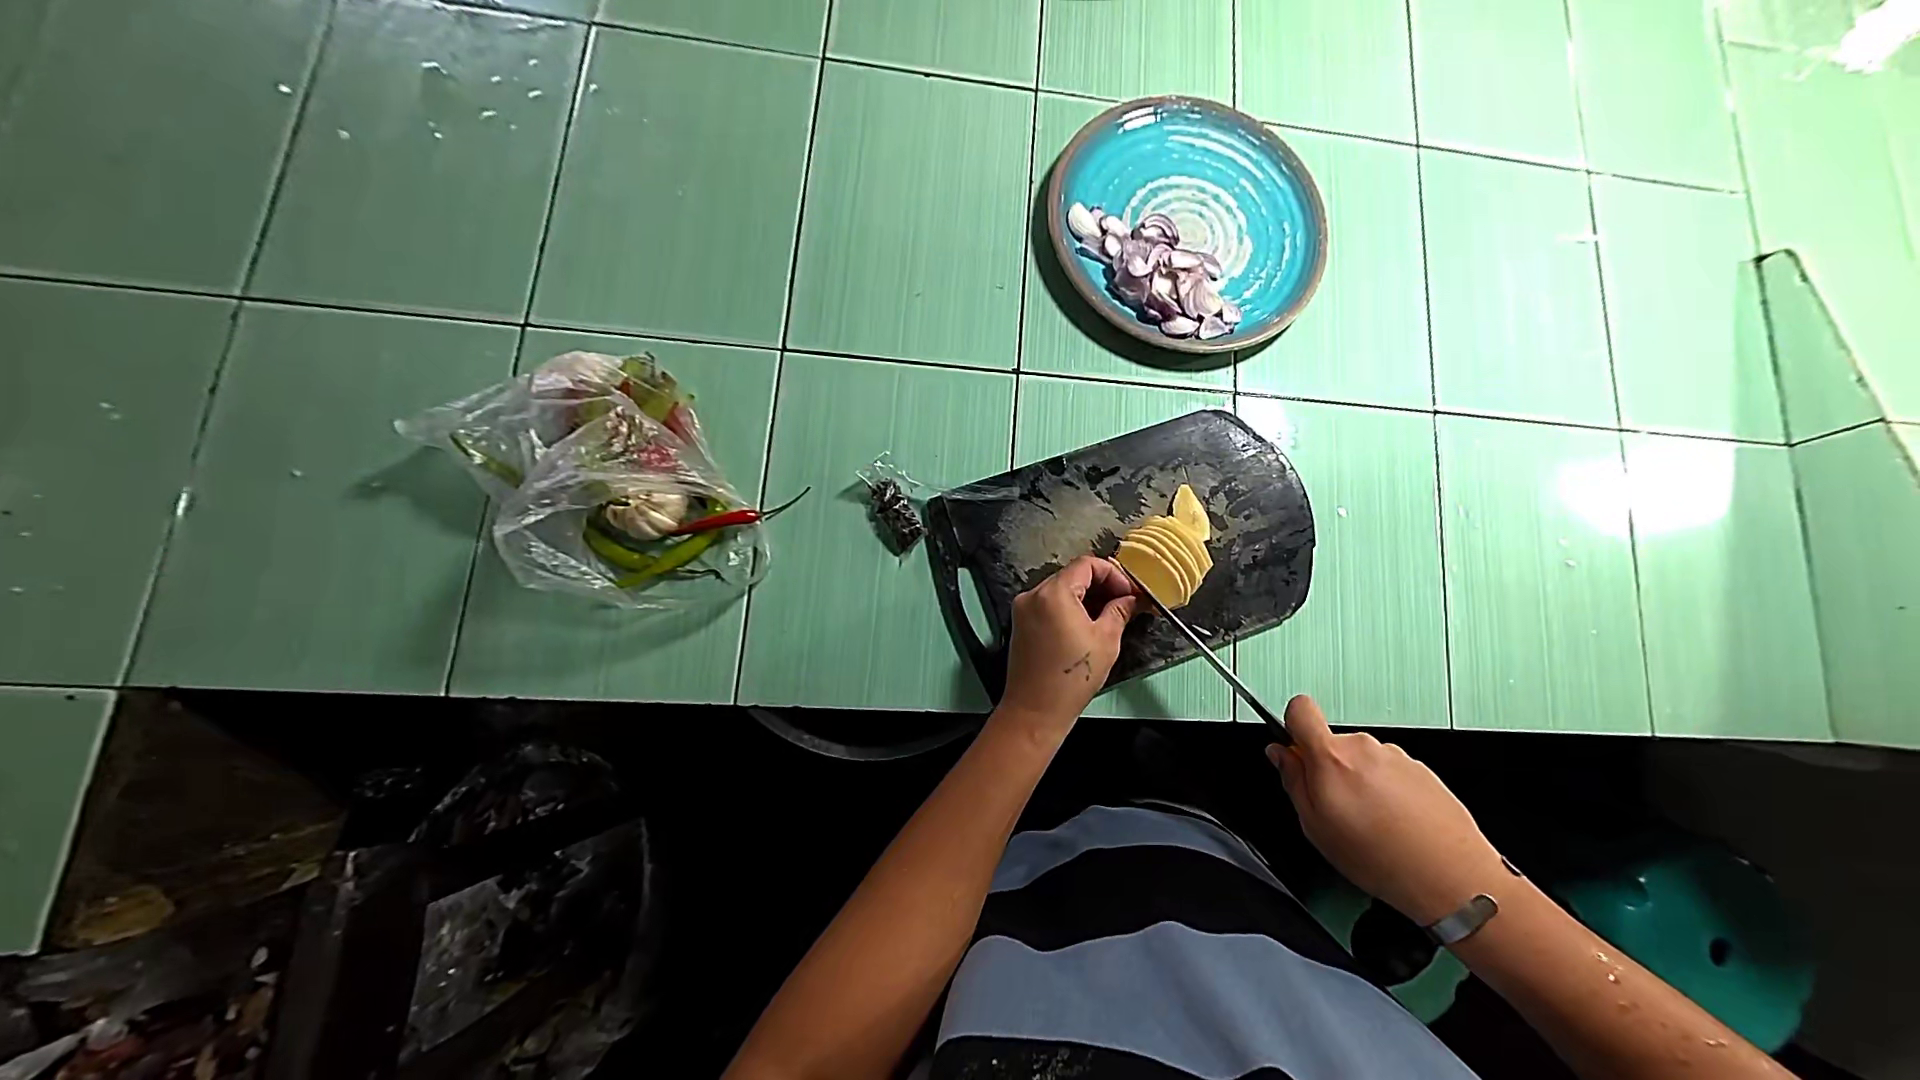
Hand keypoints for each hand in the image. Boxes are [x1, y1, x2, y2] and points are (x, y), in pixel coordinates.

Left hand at [998, 556, 1141, 731]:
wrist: (1035, 709)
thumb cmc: (1070, 678)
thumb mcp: (1106, 641)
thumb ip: (1119, 611)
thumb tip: (1129, 599)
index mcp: (1053, 593)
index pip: (1086, 564)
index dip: (1113, 574)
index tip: (1128, 591)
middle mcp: (1033, 595)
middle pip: (1072, 574)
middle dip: (1101, 585)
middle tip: (1124, 603)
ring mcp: (1024, 608)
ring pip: (1061, 588)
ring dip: (1086, 596)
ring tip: (1108, 615)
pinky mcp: (1021, 622)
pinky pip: (1049, 603)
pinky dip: (1069, 607)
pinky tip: (1086, 624)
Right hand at [1268, 695, 1507, 925]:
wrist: (1454, 879)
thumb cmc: (1385, 859)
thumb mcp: (1315, 826)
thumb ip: (1292, 780)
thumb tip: (1280, 755)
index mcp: (1332, 757)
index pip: (1300, 709)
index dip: (1292, 724)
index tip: (1295, 749)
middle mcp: (1365, 748)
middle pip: (1332, 742)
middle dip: (1328, 767)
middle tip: (1337, 807)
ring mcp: (1397, 758)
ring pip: (1361, 759)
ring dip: (1359, 782)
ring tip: (1371, 823)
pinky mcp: (1422, 771)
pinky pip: (1390, 772)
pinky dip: (1387, 791)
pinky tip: (1394, 824)